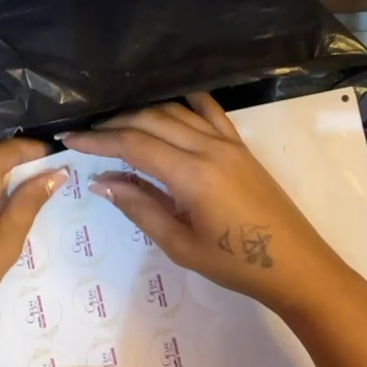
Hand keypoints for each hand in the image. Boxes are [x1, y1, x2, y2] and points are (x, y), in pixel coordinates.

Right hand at [60, 93, 364, 319]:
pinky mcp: (240, 145)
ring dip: (140, 112)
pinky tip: (168, 99)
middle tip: (85, 132)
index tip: (69, 138)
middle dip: (112, 123)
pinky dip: (184, 101)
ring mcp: (227, 143)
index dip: (97, 140)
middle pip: (149, 120)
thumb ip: (139, 207)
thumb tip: (100, 182)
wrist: (297, 267)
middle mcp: (207, 148)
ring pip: (174, 112)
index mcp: (191, 175)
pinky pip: (208, 111)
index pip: (132, 145)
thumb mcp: (179, 244)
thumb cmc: (235, 264)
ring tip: (114, 122)